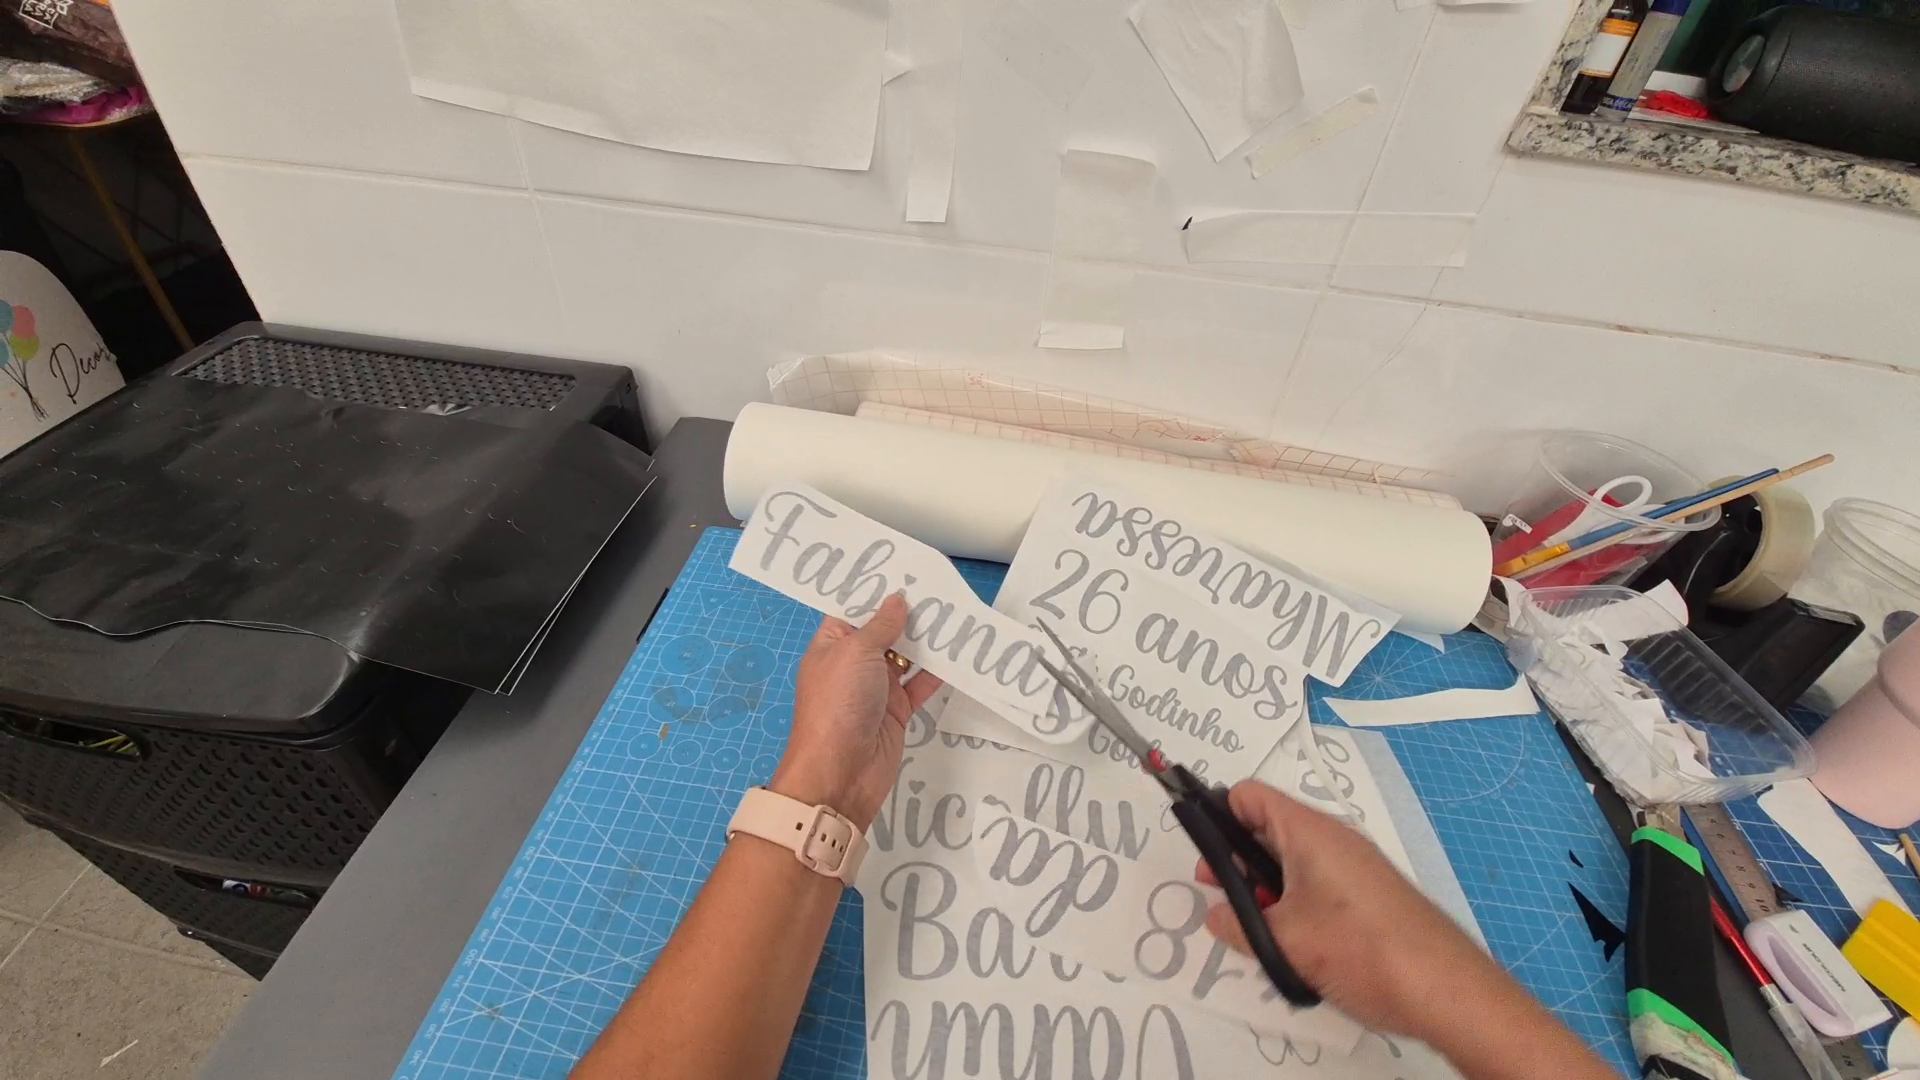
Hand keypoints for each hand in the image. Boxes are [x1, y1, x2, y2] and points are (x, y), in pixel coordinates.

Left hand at [770, 593, 942, 830]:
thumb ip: (881, 626)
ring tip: (957, 612)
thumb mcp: (856, 654)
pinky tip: (961, 652)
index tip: (903, 567)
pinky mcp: (898, 710)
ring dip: (928, 639)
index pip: (853, 608)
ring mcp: (877, 687)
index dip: (876, 589)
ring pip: (907, 655)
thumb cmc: (838, 705)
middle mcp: (854, 662)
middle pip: (884, 630)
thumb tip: (897, 599)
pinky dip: (940, 671)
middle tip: (940, 586)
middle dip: (909, 611)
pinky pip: (921, 684)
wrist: (840, 774)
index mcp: (833, 644)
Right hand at [1196, 780, 1519, 1044]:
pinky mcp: (1370, 894)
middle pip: (1266, 827)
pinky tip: (1292, 942)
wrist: (1453, 995)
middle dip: (1234, 857)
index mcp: (1308, 830)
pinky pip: (1316, 881)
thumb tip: (1216, 917)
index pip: (1247, 795)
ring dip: (1263, 885)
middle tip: (1217, 893)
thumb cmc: (1362, 950)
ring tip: (1254, 925)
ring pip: (1291, 859)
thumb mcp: (1285, 941)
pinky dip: (1293, 901)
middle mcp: (1331, 837)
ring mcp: (1354, 865)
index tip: (1203, 851)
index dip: (1217, 814)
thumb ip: (1237, 925)